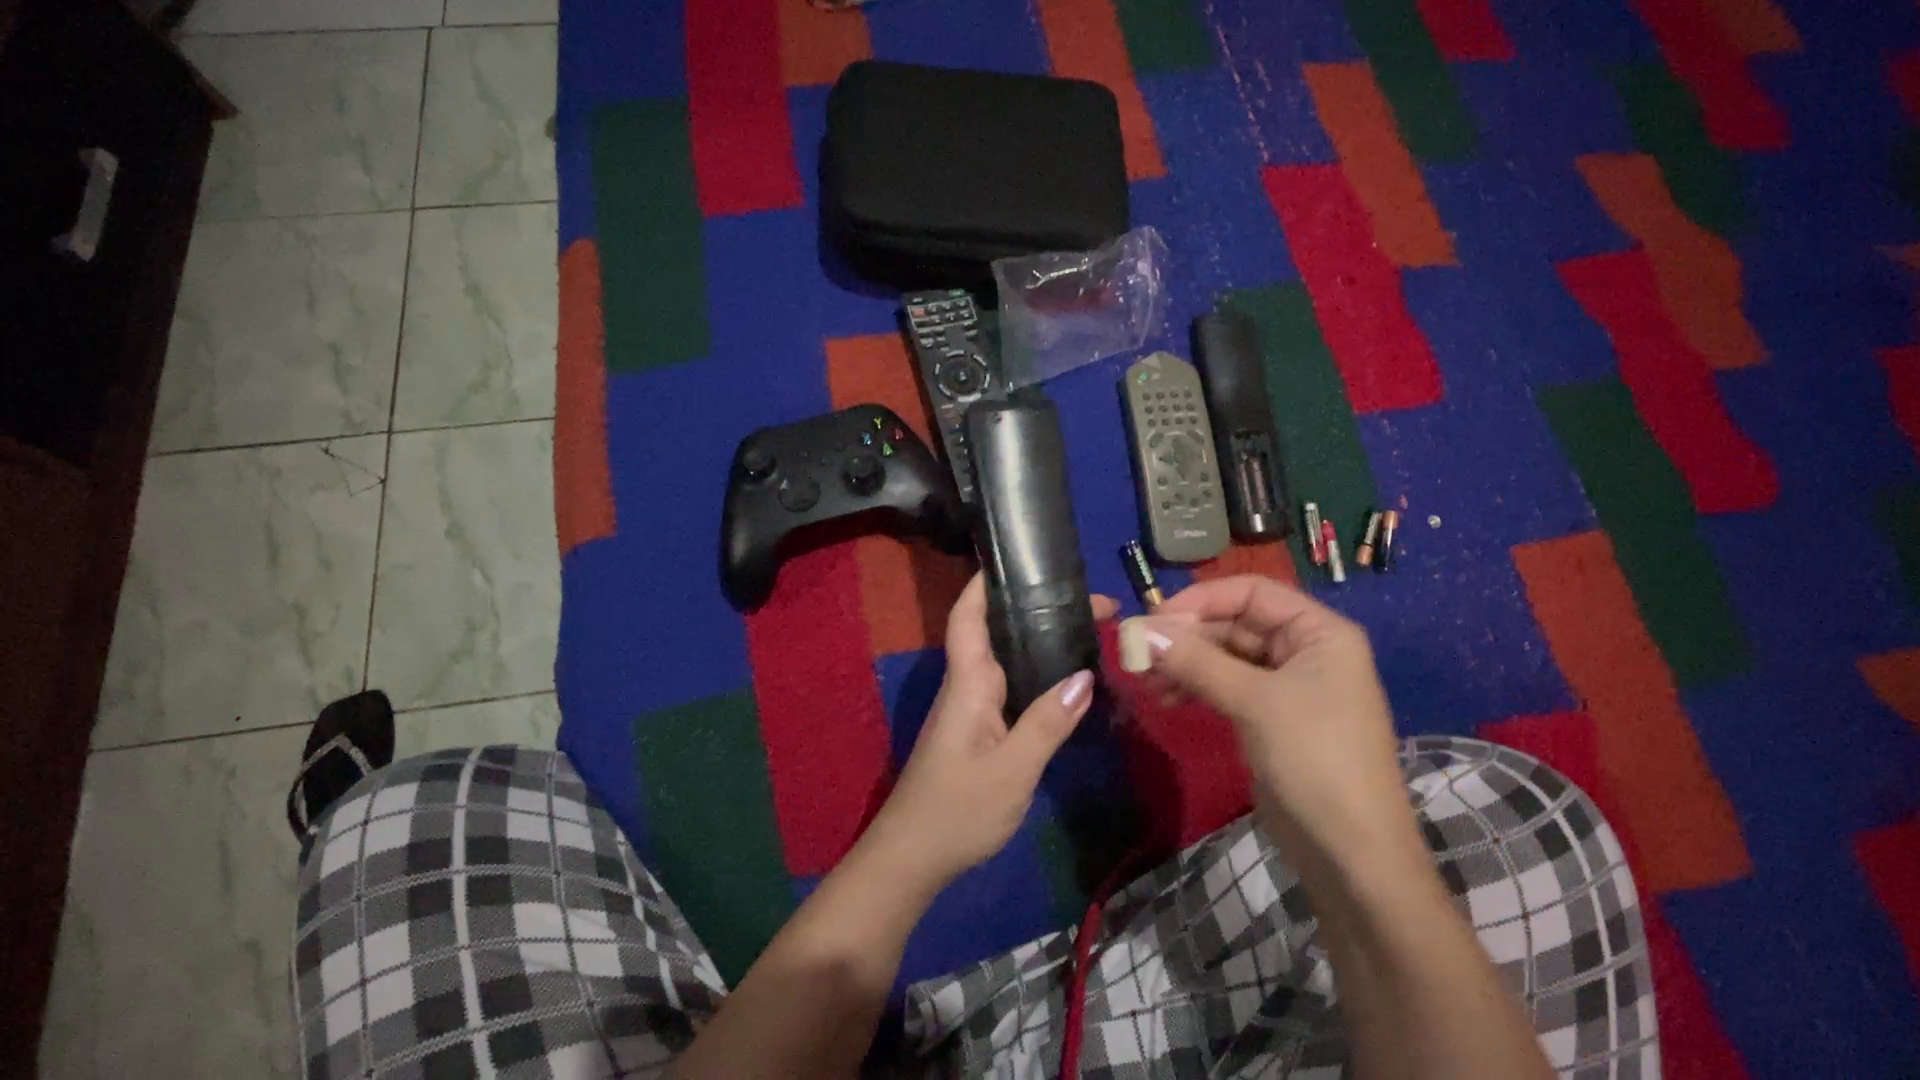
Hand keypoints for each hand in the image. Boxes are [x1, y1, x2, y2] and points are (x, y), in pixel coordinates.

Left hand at [860, 574, 1116, 889]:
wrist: (912, 859)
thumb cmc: (958, 810)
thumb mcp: (1013, 770)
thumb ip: (1048, 722)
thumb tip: (1085, 675)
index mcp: (968, 684)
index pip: (968, 617)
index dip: (985, 583)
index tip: (1019, 557)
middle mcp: (966, 688)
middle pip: (994, 633)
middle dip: (1033, 610)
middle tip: (1089, 601)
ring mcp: (969, 712)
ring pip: (1004, 662)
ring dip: (1038, 643)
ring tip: (1087, 630)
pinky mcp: (976, 734)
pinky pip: (1008, 691)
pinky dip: (1036, 676)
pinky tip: (1065, 682)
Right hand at [1126, 575, 1421, 866]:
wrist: (1351, 851)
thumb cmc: (1315, 760)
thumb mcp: (1255, 703)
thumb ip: (1197, 662)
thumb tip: (1139, 631)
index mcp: (1320, 632)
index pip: (1252, 592)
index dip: (1201, 600)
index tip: (1153, 621)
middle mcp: (1306, 650)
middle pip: (1235, 623)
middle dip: (1187, 636)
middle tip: (1138, 655)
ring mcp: (1288, 686)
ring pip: (1226, 657)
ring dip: (1186, 663)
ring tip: (1146, 682)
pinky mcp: (1271, 718)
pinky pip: (1227, 686)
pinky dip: (1196, 687)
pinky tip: (1166, 699)